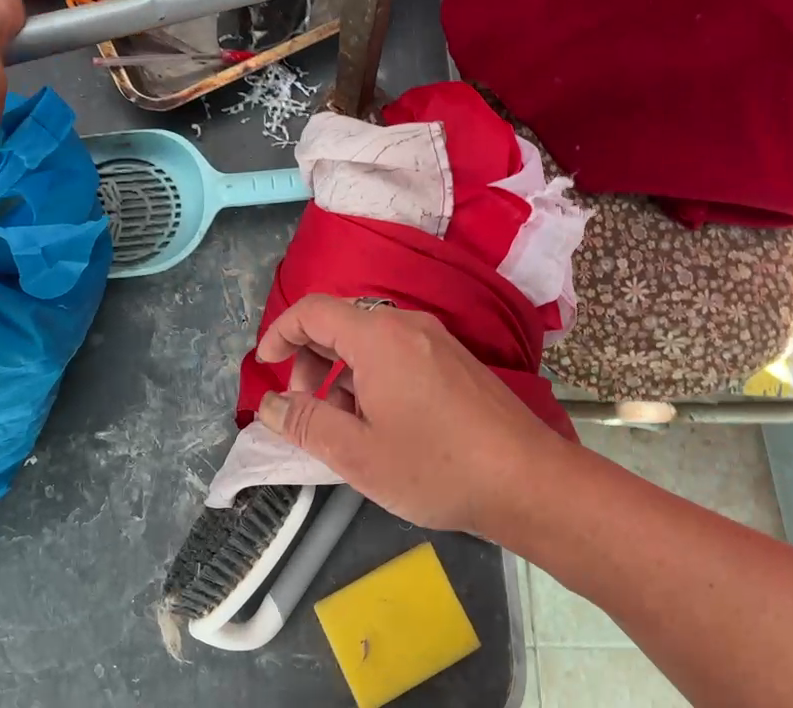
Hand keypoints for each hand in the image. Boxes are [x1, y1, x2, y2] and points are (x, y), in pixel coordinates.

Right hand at [254, 294, 567, 536]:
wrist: (528, 480)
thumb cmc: (435, 467)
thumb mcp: (357, 454)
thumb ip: (305, 424)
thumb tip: (270, 405)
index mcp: (378, 336)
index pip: (313, 311)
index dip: (280, 333)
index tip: (265, 367)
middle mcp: (407, 324)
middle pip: (341, 324)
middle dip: (311, 362)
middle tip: (307, 412)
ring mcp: (436, 340)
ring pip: (370, 342)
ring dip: (342, 375)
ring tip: (345, 427)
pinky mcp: (455, 360)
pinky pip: (398, 353)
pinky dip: (372, 377)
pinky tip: (382, 424)